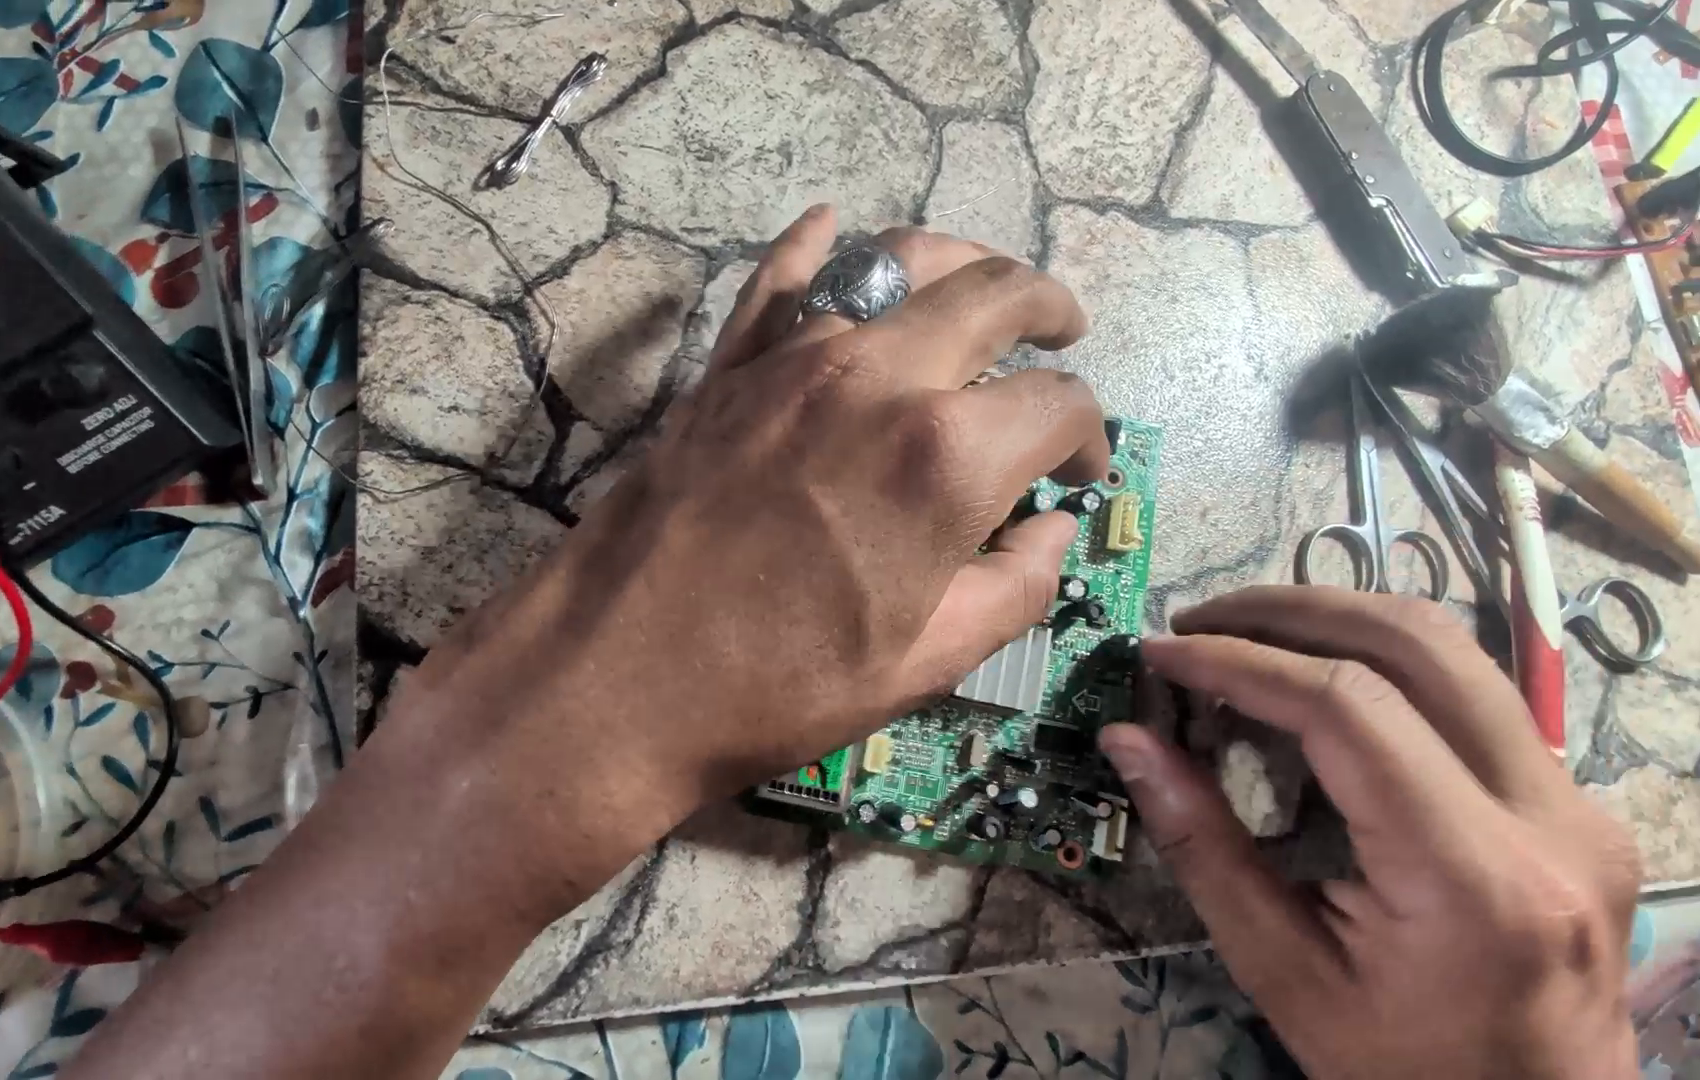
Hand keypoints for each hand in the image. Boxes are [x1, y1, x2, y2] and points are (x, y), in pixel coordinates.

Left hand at [70, 211, 1108, 1079]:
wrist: (613, 680)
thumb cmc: (776, 688)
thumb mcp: (925, 662)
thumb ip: (1015, 585)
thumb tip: (1053, 527)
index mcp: (946, 455)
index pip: (1058, 404)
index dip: (1086, 438)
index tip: (1076, 476)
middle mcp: (879, 376)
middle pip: (994, 295)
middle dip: (1046, 309)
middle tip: (1064, 331)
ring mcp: (793, 358)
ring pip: (898, 261)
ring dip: (958, 265)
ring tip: (981, 290)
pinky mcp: (725, 367)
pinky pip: (779, 276)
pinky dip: (819, 244)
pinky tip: (837, 231)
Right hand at [1099, 587, 1640, 1079]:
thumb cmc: (1396, 1061)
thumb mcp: (1276, 967)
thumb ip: (1199, 843)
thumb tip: (1125, 738)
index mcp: (1473, 876)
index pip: (1348, 708)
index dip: (1238, 661)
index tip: (1159, 653)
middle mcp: (1547, 818)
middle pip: (1414, 644)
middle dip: (1285, 610)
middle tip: (1194, 622)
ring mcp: (1573, 800)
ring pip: (1449, 645)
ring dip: (1328, 616)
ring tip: (1237, 633)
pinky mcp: (1564, 797)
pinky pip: (1460, 684)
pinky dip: (1366, 654)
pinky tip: (1301, 675)